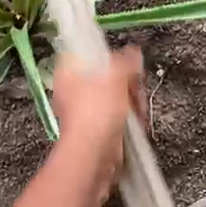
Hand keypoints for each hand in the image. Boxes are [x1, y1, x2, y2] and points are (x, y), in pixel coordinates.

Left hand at [50, 46, 145, 203]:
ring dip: (132, 104)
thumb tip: (134, 52)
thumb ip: (126, 61)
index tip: (126, 63)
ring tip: (138, 111)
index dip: (108, 57)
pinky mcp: (96, 131)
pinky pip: (117, 118)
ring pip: (115, 99)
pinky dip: (129, 120)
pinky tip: (138, 124)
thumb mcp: (116, 76)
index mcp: (67, 72)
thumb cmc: (98, 109)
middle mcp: (72, 91)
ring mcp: (84, 112)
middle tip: (137, 89)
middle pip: (106, 78)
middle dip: (128, 84)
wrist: (93, 154)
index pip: (86, 54)